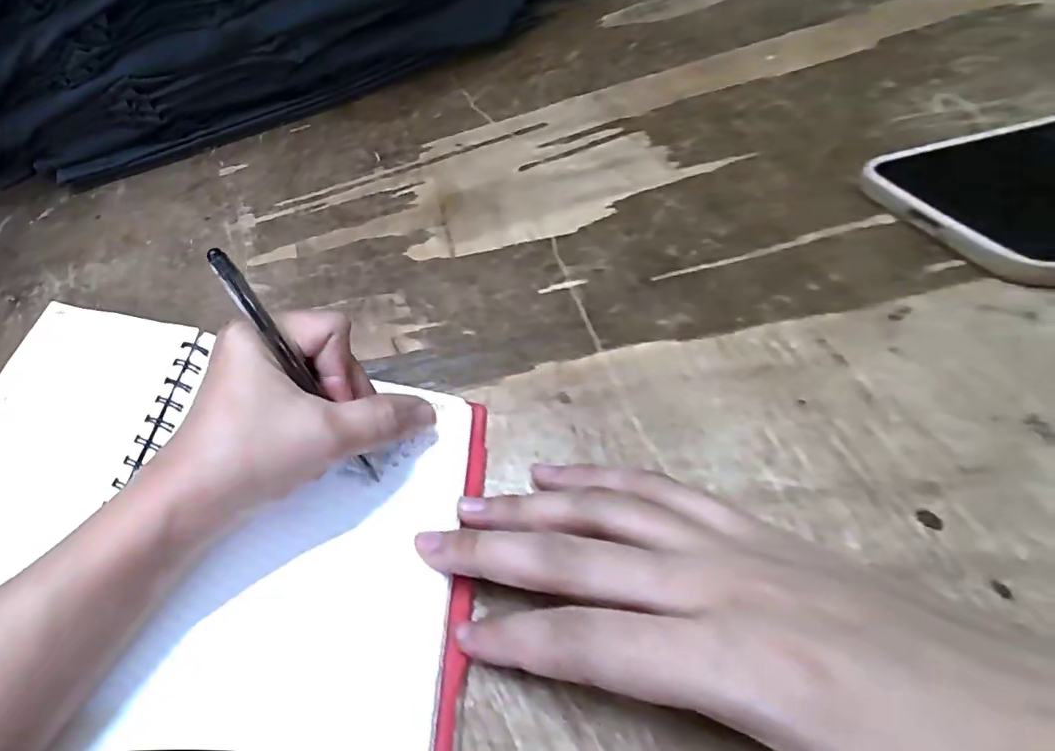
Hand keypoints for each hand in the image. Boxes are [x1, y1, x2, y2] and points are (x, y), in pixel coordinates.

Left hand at [140, 311, 434, 535]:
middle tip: (329, 435)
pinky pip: (295, 401)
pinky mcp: (246, 402)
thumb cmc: (254, 451)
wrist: (195, 498)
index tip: (332, 410)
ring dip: (327, 418)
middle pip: (326, 354)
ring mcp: (246, 373)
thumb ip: (384, 418)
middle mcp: (250, 344)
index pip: (332, 329)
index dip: (344, 370)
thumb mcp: (328, 433)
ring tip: (310, 448)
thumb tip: (426, 410)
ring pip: (314, 383)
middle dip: (339, 398)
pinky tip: (297, 453)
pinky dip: (308, 426)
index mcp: (258, 331)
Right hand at [417, 465, 1054, 750]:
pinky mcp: (773, 538)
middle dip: (490, 555)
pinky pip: (664, 493)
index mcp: (743, 664)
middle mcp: (724, 589)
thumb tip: (624, 706)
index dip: (516, 641)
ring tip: (470, 505)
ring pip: (605, 512)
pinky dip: (600, 480)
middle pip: (574, 558)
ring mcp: (747, 552)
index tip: (461, 638)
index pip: (589, 644)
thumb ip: (704, 739)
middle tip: (426, 547)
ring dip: (527, 507)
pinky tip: (558, 474)